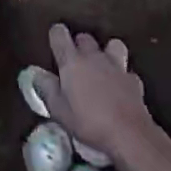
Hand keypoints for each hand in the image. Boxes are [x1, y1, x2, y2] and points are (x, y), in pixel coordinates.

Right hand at [33, 23, 170, 169]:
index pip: (59, 33)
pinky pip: (127, 72)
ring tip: (102, 67)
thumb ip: (46, 88)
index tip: (54, 46)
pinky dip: (123, 77)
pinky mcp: (134, 82)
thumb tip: (37, 74)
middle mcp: (93, 57)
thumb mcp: (58, 110)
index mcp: (71, 60)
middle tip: (75, 62)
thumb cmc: (89, 123)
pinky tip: (121, 89)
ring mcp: (116, 67)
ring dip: (106, 52)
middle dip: (79, 45)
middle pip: (85, 37)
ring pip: (112, 46)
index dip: (55, 36)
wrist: (130, 136)